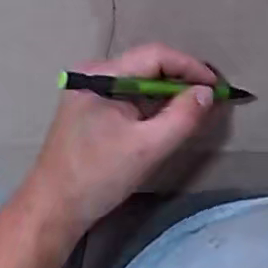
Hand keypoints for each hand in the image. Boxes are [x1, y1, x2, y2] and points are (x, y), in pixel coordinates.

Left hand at [17, 43, 217, 232]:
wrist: (51, 212)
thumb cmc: (97, 176)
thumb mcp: (148, 148)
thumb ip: (183, 116)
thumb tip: (207, 92)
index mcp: (102, 76)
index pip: (156, 56)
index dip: (191, 67)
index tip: (217, 86)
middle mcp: (95, 75)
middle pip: (151, 65)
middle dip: (184, 79)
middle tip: (212, 96)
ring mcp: (92, 91)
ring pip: (144, 81)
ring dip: (172, 93)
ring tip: (197, 107)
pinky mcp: (94, 109)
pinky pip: (134, 96)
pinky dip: (157, 104)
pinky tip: (173, 118)